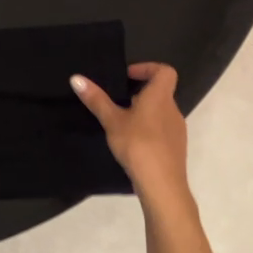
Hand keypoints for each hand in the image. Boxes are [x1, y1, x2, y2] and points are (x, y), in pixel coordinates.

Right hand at [72, 64, 189, 207]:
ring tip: (120, 122)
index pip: (164, 71)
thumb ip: (96, 99)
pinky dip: (148, 128)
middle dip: (139, 92)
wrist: (162, 184)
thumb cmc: (138, 145)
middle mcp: (173, 110)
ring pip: (160, 111)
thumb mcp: (112, 121)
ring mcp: (177, 130)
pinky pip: (162, 128)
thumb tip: (76, 78)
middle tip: (116, 100)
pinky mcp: (175, 147)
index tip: (127, 76)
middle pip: (161, 91)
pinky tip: (132, 142)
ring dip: (143, 111)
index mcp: (160, 98)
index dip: (147, 68)